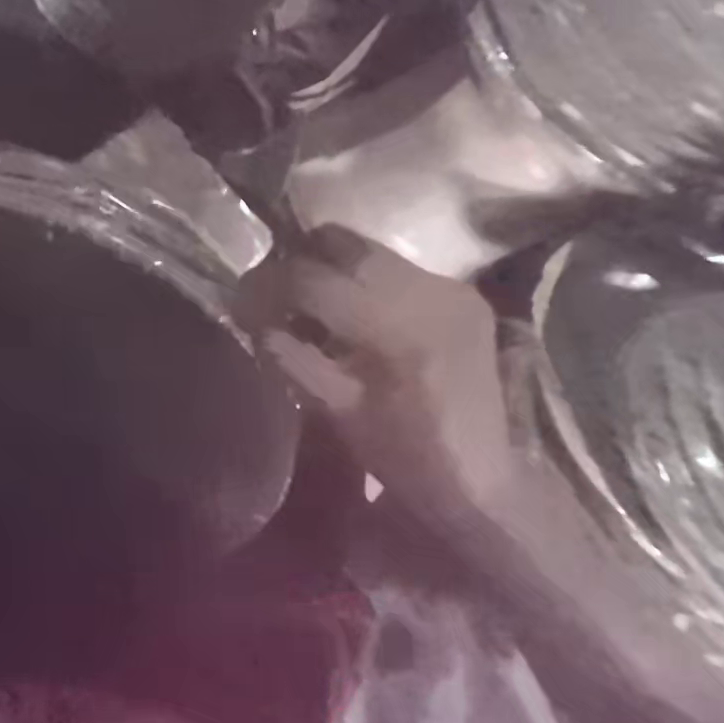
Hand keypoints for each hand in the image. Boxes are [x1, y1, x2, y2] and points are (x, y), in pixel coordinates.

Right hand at [260, 226, 512, 521]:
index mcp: (399, 329)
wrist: (482, 480)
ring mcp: (452, 287)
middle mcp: (431, 291)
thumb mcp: (335, 410)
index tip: (241, 301)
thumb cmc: (405, 457)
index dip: (267, 285)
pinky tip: (354, 315)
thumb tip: (252, 320)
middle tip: (274, 294)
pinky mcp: (463, 292)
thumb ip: (290, 357)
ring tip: (310, 304)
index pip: (313, 279)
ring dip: (330, 268)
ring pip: (369, 250)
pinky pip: (396, 268)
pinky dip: (363, 281)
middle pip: (342, 243)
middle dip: (297, 262)